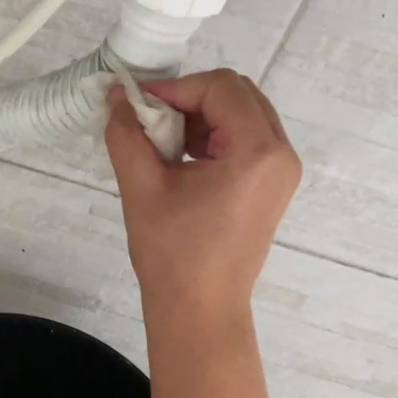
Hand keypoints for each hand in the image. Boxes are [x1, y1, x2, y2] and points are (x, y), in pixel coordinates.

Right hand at [104, 69, 301, 324]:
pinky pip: (246, 140)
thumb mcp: (142, 189)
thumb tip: (116, 95)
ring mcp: (281, 171)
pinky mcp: (273, 185)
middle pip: (237, 95)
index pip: (220, 88)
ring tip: (163, 145)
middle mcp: (280, 154)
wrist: (200, 308)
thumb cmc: (172, 254)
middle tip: (150, 123)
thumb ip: (127, 135)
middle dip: (190, 99)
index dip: (175, 89)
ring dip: (201, 117)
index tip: (138, 106)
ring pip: (242, 114)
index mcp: (257, 152)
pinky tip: (182, 161)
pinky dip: (213, 137)